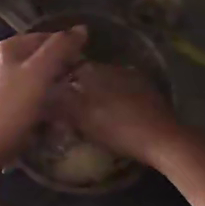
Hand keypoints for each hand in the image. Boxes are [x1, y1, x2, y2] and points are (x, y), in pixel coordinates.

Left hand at [0, 27, 88, 156]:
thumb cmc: (14, 104)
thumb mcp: (40, 70)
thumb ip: (60, 47)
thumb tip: (82, 28)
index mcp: (9, 47)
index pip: (46, 37)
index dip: (67, 46)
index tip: (85, 61)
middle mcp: (4, 62)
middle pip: (42, 59)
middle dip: (62, 68)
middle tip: (83, 81)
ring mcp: (4, 86)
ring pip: (39, 80)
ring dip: (56, 87)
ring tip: (74, 97)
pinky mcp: (7, 107)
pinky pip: (33, 99)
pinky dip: (46, 103)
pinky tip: (59, 113)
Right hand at [49, 62, 183, 162]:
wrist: (162, 139)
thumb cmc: (117, 128)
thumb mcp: (82, 118)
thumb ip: (60, 105)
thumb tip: (42, 96)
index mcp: (94, 70)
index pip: (69, 69)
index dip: (60, 82)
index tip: (54, 98)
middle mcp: (113, 67)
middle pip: (89, 75)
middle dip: (80, 88)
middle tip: (72, 108)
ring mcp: (134, 77)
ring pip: (108, 82)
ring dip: (99, 94)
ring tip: (93, 114)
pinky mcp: (149, 91)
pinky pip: (124, 91)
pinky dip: (116, 101)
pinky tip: (116, 115)